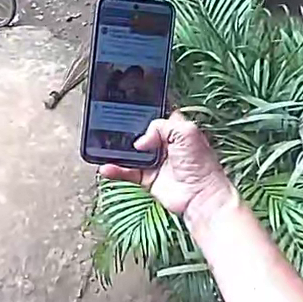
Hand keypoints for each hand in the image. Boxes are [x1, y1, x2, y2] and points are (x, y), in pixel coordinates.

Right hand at [99, 114, 236, 224]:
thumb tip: (140, 141)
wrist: (200, 196)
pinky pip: (126, 172)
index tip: (126, 106)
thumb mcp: (186, 132)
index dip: (143, 111)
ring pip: (130, 153)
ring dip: (116, 151)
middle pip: (139, 133)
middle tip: (110, 127)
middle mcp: (164, 144)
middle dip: (125, 131)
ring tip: (102, 147)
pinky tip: (106, 167)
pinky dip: (115, 170)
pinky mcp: (147, 178)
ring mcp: (154, 161)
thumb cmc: (201, 164)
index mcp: (175, 129)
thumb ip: (161, 126)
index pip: (156, 115)